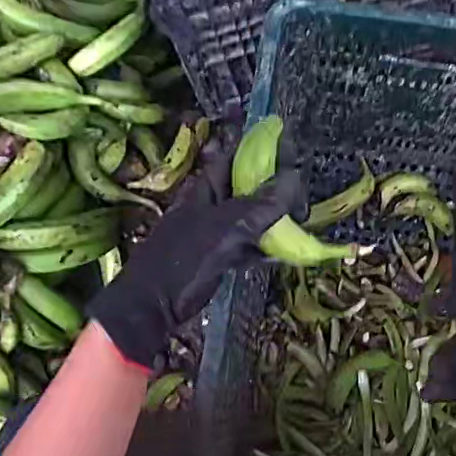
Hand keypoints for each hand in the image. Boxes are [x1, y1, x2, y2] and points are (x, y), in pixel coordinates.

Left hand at [87, 140, 301, 366]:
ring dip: (275, 221)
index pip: (238, 157)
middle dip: (277, 191)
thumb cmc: (183, 259)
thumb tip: (294, 179)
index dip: (262, 151)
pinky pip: (250, 244)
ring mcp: (217, 230)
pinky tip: (284, 253)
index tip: (292, 154)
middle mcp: (213, 204)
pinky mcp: (222, 255)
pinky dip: (266, 247)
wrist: (153, 304)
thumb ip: (261, 206)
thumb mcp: (225, 228)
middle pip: (250, 188)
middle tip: (301, 201)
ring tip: (300, 224)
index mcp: (207, 188)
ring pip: (253, 217)